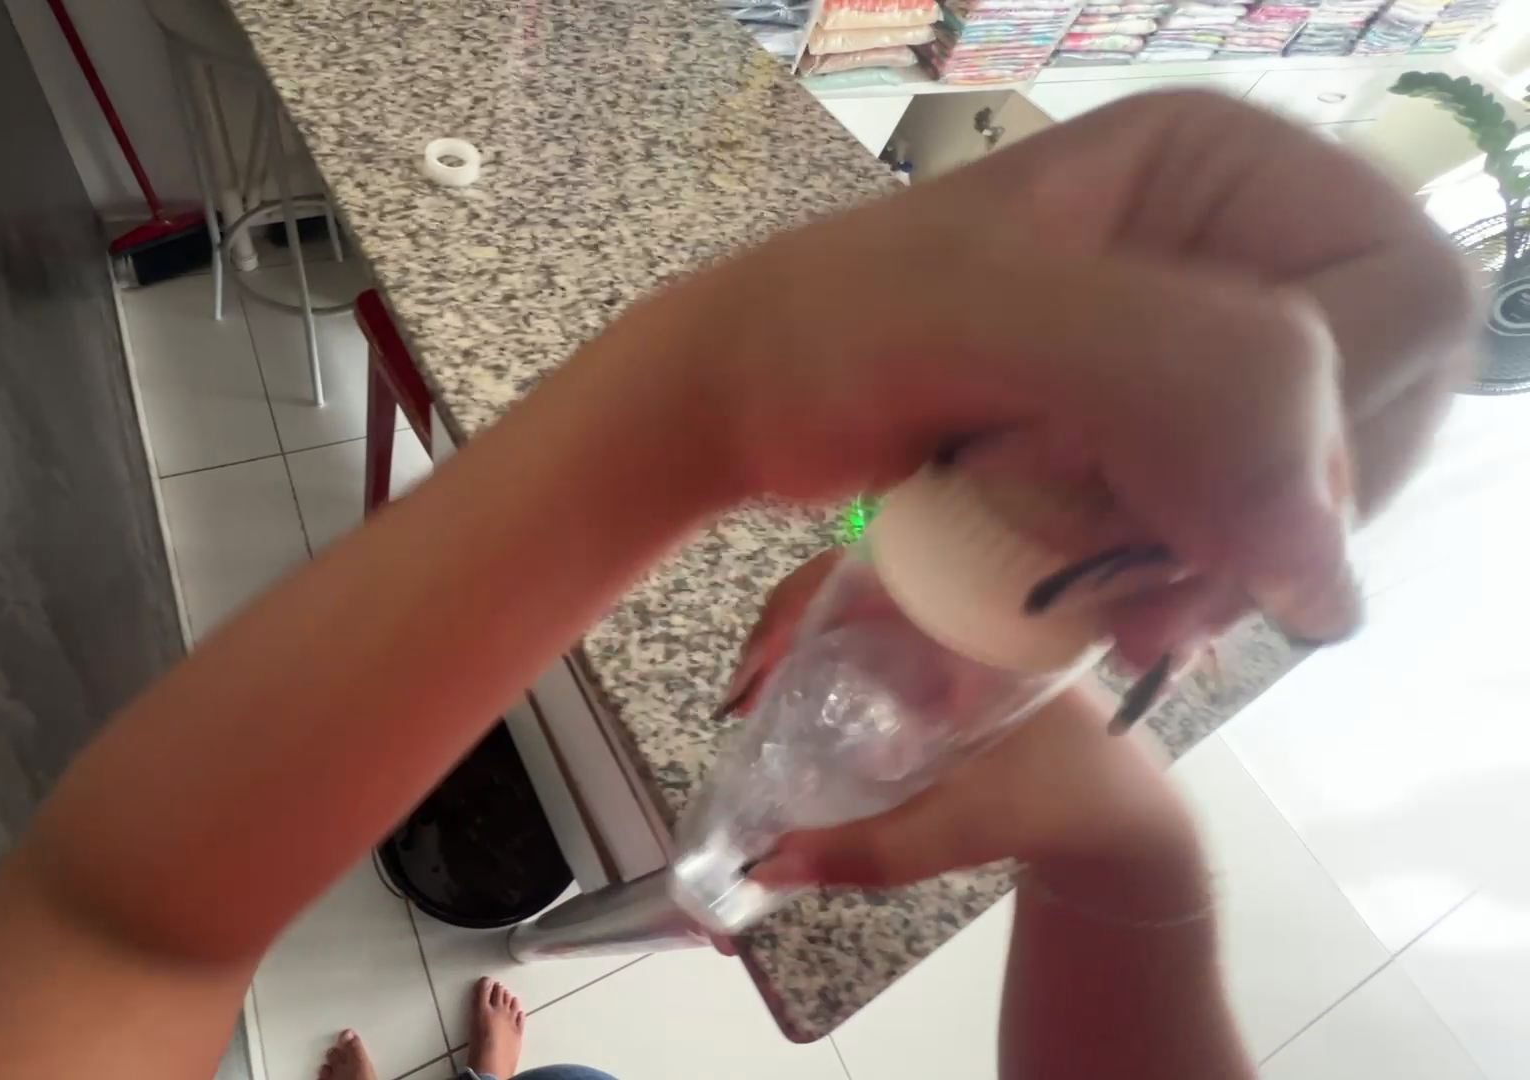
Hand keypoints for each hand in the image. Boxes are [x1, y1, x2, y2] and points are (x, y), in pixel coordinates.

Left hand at [650, 91, 1474, 664]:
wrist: (738, 392)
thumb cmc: (819, 336)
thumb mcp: (981, 318)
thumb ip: (1176, 380)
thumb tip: (1322, 555)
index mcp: (1213, 174)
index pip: (1398, 315)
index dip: (1303, 443)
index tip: (1150, 521)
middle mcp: (1210, 255)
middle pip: (1352, 415)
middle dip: (1242, 521)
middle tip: (1122, 587)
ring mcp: (1157, 355)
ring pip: (1273, 488)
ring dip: (1194, 565)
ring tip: (1093, 599)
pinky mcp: (1103, 433)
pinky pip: (1189, 519)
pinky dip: (1147, 575)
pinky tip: (1085, 598)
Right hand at [727, 554, 1193, 890]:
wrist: (1121, 810)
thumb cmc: (1057, 806)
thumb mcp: (964, 829)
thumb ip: (869, 851)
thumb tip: (767, 864)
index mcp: (964, 613)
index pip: (855, 572)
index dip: (789, 612)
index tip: (756, 679)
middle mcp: (946, 598)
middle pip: (834, 579)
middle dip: (775, 630)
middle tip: (743, 698)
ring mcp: (936, 615)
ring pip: (840, 598)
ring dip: (789, 638)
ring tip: (757, 696)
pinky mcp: (929, 639)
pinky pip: (856, 621)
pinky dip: (814, 648)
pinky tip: (795, 691)